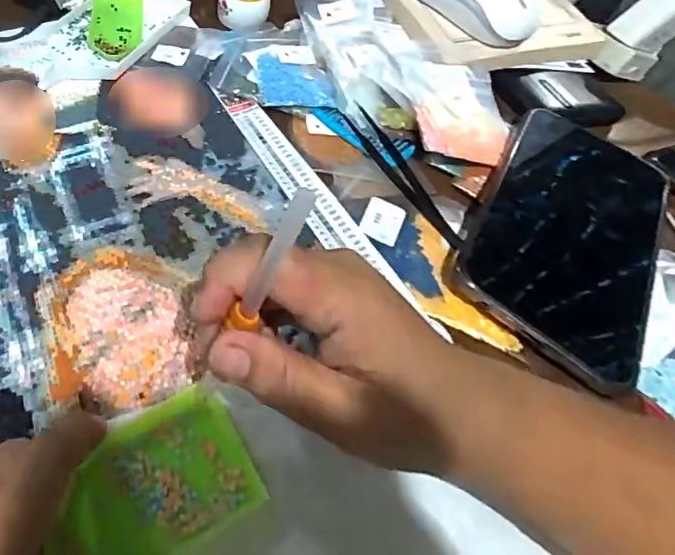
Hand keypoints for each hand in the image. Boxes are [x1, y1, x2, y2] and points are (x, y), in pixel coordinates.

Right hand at [192, 237, 467, 474]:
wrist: (470, 416)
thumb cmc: (407, 417)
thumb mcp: (338, 412)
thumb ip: (276, 376)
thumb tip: (215, 350)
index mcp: (334, 287)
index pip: (257, 258)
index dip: (219, 285)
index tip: (203, 333)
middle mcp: (332, 262)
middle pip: (257, 258)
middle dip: (224, 297)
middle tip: (214, 351)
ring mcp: (337, 270)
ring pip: (267, 268)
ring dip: (241, 305)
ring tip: (236, 355)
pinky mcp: (338, 283)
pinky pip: (286, 281)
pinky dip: (264, 309)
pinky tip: (267, 347)